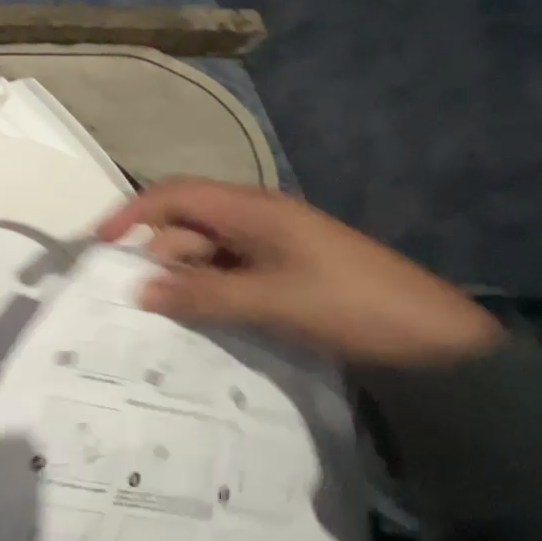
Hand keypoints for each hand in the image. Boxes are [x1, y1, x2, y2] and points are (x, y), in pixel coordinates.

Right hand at [95, 178, 500, 366]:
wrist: (440, 346)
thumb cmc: (353, 307)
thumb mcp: (273, 302)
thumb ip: (201, 295)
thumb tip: (138, 292)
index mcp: (253, 210)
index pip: (175, 195)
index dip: (133, 212)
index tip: (101, 242)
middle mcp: (256, 219)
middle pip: (186, 225)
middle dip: (157, 255)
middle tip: (138, 298)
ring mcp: (271, 247)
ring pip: (205, 253)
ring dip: (182, 278)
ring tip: (167, 315)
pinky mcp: (283, 274)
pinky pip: (227, 273)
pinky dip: (206, 291)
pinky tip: (200, 318)